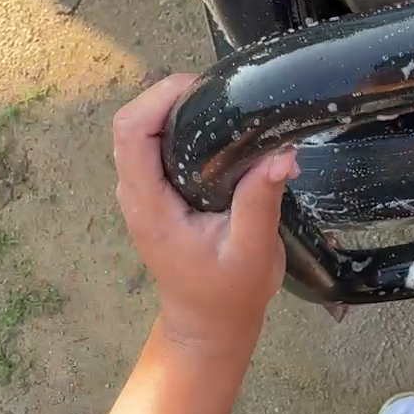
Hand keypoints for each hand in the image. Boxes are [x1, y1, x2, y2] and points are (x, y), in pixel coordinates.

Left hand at [112, 75, 298, 352]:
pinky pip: (161, 146)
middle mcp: (138, 193)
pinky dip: (186, 126)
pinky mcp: (161, 193)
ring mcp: (146, 193)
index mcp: (150, 205)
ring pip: (145, 131)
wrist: (209, 325)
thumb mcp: (251, 251)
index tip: (205, 89)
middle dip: (172, 96)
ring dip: (179, 109)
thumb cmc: (228, 294)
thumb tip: (282, 152)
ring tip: (226, 105)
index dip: (159, 98)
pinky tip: (223, 128)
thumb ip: (261, 202)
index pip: (130, 132)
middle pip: (133, 123)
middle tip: (224, 94)